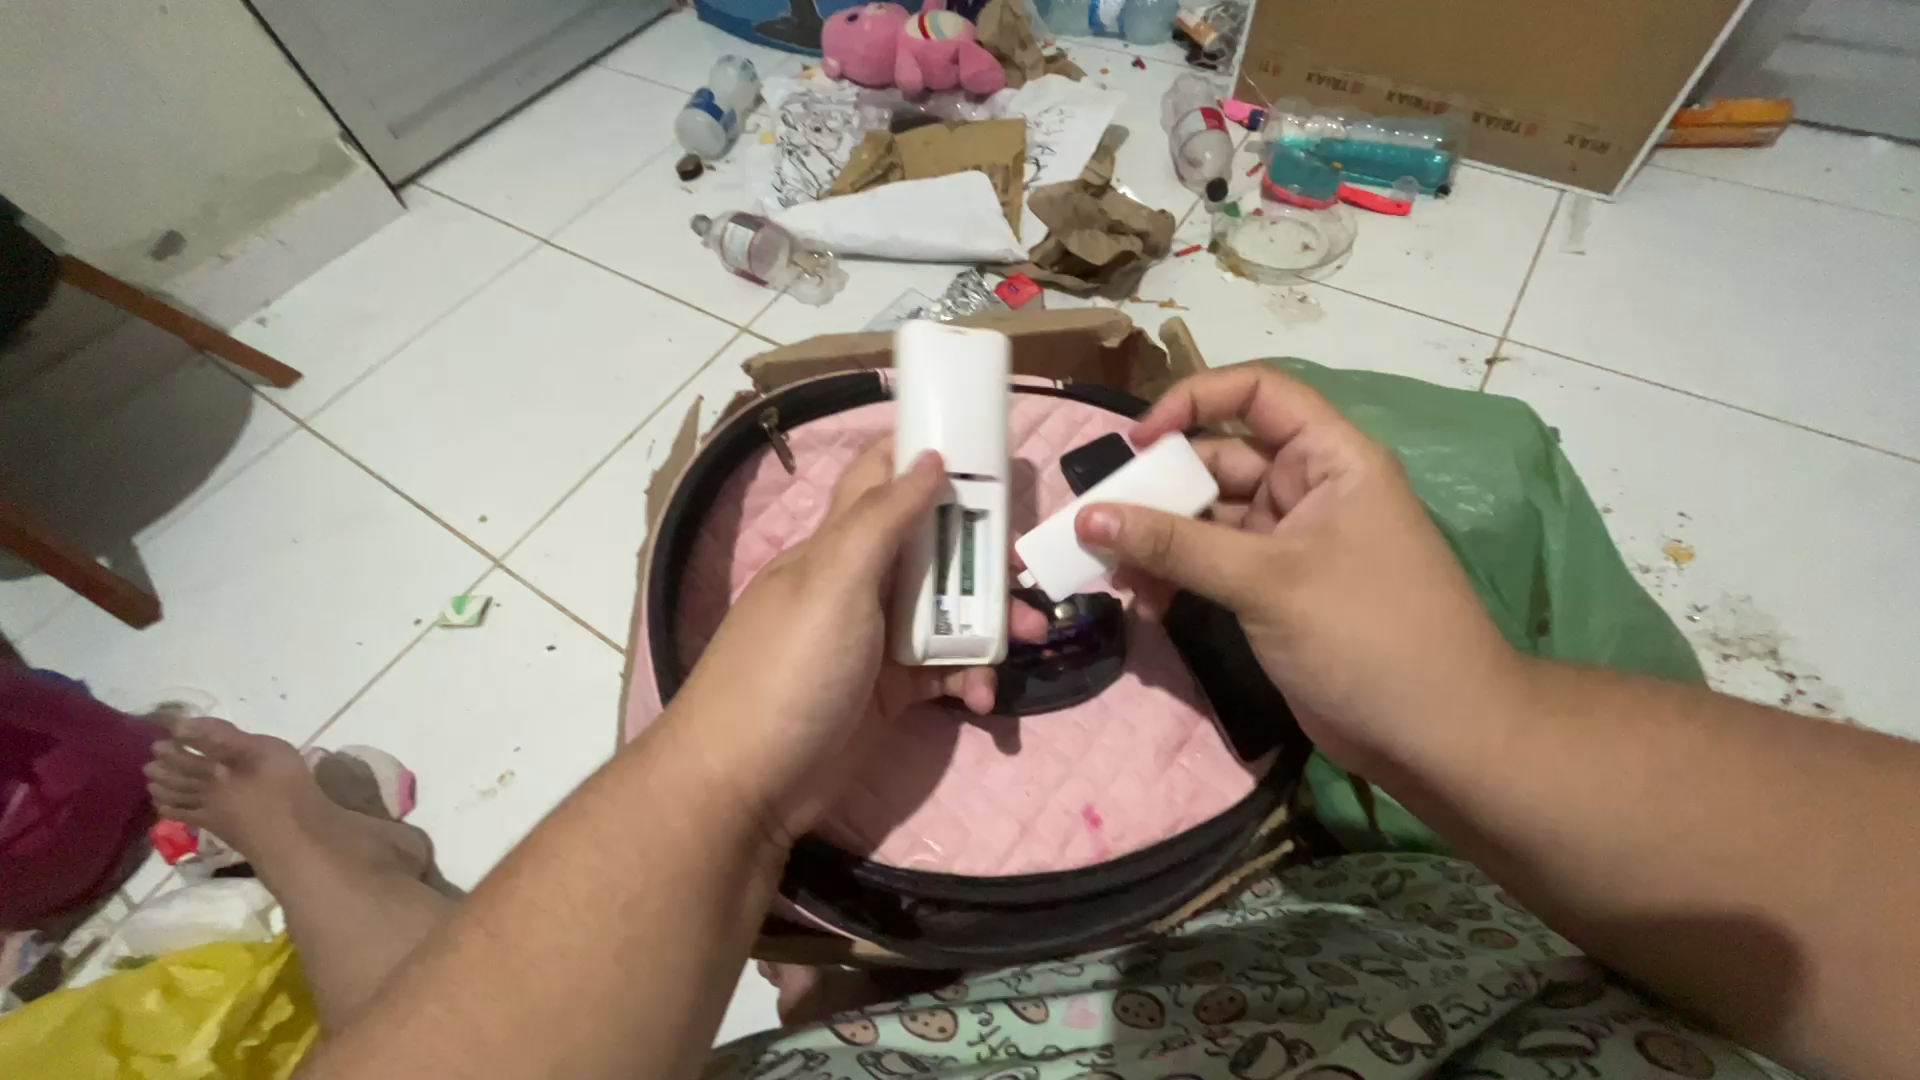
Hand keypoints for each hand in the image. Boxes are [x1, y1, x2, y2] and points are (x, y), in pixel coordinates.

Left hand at [667, 438, 1046, 848]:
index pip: (883, 480)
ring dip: (993, 620)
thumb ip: (882, 520)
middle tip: (1026, 568)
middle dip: (984, 555)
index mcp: (840, 546)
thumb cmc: (789, 670)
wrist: (747, 786)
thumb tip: (930, 457)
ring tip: (1033, 636)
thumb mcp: (833, 584)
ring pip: (950, 610)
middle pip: (934, 550)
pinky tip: (981, 696)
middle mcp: (861, 583)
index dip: (929, 460)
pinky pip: (945, 669)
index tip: (988, 458)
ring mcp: (878, 639)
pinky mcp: (892, 689)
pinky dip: (970, 676)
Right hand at [1073, 363, 1519, 767]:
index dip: (1193, 401)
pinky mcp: (1270, 589)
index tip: (1136, 443)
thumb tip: (1088, 517)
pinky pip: (1207, 563)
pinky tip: (1146, 603)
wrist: (1435, 738)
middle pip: (1217, 461)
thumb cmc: (1367, 636)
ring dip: (1157, 540)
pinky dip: (1174, 576)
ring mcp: (1286, 541)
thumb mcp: (1266, 581)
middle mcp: (1307, 489)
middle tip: (1097, 524)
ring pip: (1204, 518)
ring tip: (1114, 574)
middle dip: (1156, 489)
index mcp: (1328, 459)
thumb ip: (1175, 545)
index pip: (1257, 393)